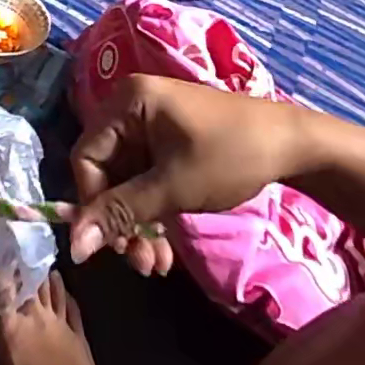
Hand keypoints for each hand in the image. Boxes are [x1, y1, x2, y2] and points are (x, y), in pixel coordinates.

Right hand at [68, 75, 306, 274]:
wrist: (291, 145)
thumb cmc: (229, 156)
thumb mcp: (172, 187)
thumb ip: (120, 213)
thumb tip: (73, 247)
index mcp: (128, 101)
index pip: (87, 155)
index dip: (93, 202)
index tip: (113, 244)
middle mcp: (134, 106)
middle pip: (107, 171)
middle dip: (120, 220)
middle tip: (140, 262)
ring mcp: (153, 123)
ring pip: (126, 181)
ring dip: (137, 223)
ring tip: (157, 263)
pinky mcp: (169, 140)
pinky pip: (146, 178)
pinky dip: (152, 211)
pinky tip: (166, 247)